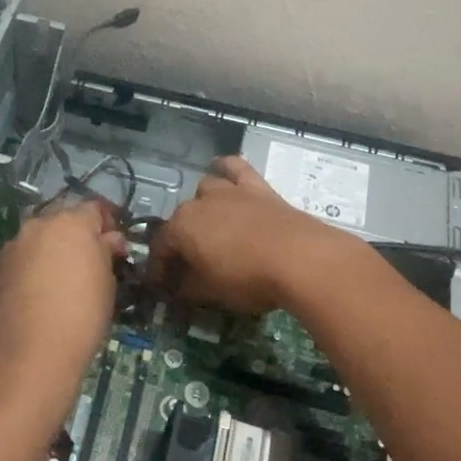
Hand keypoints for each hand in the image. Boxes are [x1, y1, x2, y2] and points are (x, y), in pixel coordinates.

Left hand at [0, 200, 123, 384]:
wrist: (33, 353)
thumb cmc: (82, 316)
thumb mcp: (106, 282)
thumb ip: (106, 252)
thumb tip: (109, 238)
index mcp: (71, 223)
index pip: (94, 208)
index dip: (106, 222)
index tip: (114, 242)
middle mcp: (39, 225)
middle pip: (62, 219)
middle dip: (76, 234)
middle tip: (88, 260)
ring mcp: (14, 245)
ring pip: (38, 237)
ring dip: (51, 248)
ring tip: (61, 277)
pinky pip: (21, 257)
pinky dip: (32, 265)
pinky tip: (38, 290)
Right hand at [149, 155, 360, 313]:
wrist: (301, 258)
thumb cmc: (249, 278)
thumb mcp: (212, 293)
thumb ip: (189, 288)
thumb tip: (178, 288)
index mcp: (181, 228)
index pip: (160, 249)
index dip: (159, 270)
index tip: (163, 287)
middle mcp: (199, 202)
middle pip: (181, 221)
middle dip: (180, 242)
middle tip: (189, 266)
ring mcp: (230, 191)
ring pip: (205, 189)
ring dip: (203, 207)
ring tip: (210, 226)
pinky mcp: (257, 187)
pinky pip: (235, 167)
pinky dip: (226, 168)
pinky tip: (222, 170)